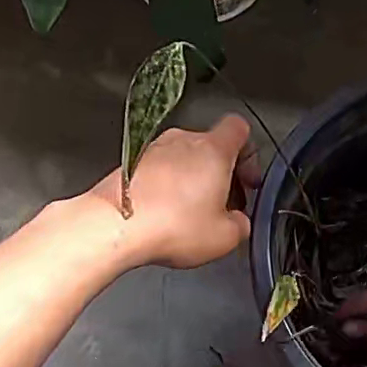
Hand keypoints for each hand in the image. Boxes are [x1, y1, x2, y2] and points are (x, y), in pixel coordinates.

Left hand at [83, 114, 261, 268]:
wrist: (116, 226)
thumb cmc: (168, 224)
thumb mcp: (224, 237)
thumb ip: (240, 225)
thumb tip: (237, 224)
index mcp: (213, 149)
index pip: (239, 129)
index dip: (249, 154)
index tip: (247, 179)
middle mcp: (182, 141)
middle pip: (211, 148)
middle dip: (220, 175)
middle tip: (223, 205)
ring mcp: (153, 150)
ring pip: (183, 160)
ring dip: (191, 183)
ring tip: (190, 216)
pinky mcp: (131, 165)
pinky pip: (158, 172)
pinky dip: (166, 190)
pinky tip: (165, 217)